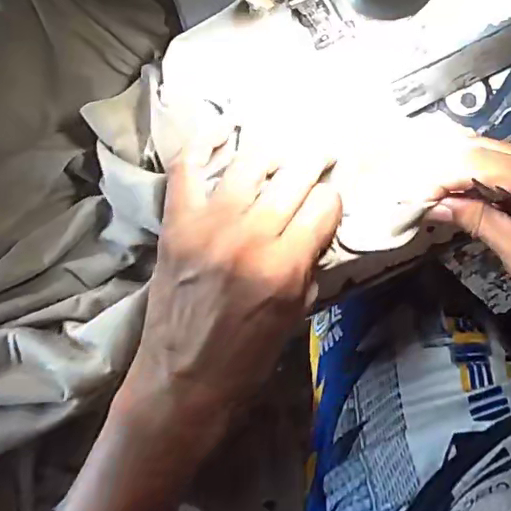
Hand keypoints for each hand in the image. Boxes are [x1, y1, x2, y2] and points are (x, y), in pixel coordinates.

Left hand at [125, 127, 341, 422]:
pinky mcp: (177, 221)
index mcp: (284, 265)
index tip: (329, 200)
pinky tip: (224, 128)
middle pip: (296, 174)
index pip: (325, 203)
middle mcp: (250, 236)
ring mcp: (208, 223)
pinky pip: (189, 166)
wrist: (180, 381)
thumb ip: (309, 260)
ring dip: (275, 151)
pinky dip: (206, 142)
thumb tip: (318, 221)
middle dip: (315, 162)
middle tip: (321, 156)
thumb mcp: (297, 313)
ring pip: (251, 161)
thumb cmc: (247, 357)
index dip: (332, 199)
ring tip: (284, 148)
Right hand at [429, 140, 510, 338]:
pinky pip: (498, 166)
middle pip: (479, 149)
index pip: (479, 161)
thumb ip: (479, 222)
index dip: (440, 175)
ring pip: (485, 153)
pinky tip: (449, 193)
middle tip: (408, 194)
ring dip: (453, 173)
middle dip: (441, 170)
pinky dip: (471, 178)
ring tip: (422, 195)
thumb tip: (434, 204)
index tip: (411, 198)